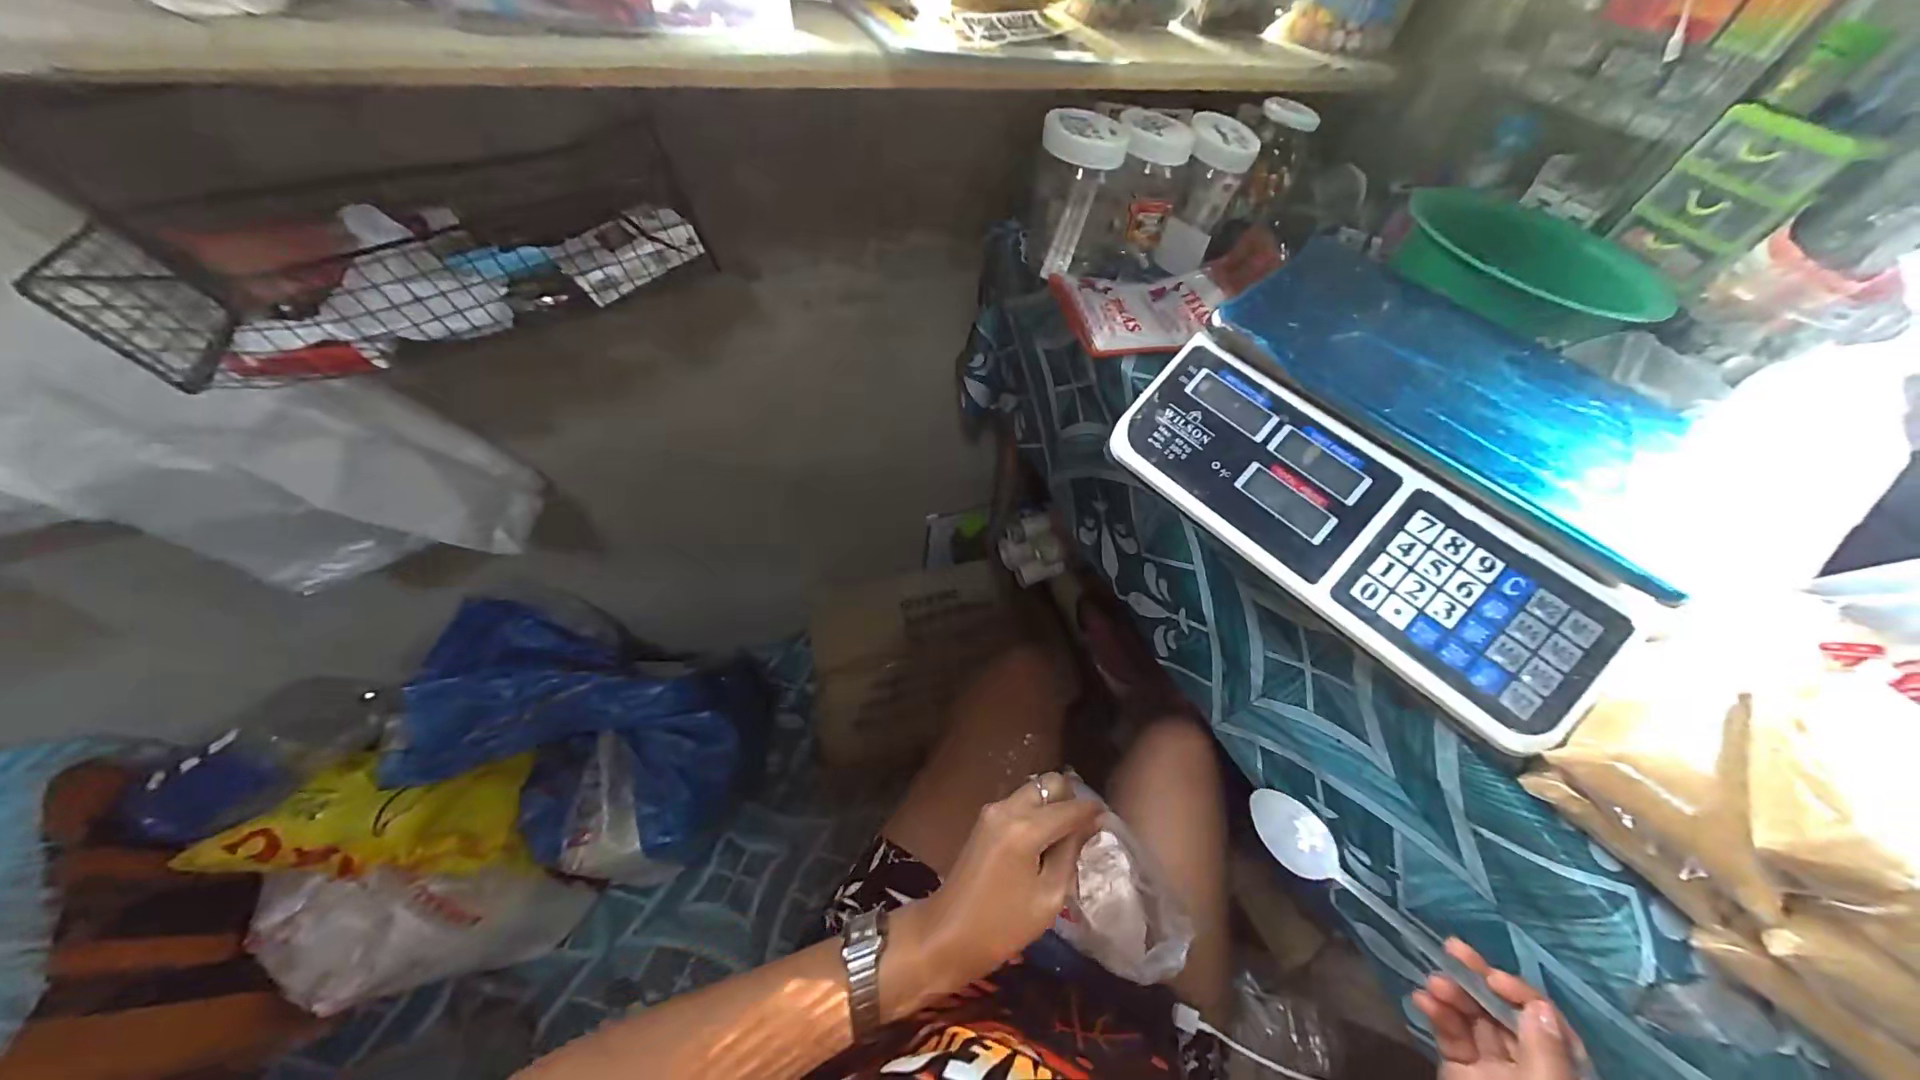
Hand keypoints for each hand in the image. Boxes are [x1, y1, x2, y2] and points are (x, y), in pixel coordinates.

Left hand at [912, 772, 1101, 993]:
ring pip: (1034, 790)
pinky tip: (1044, 843)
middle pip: (1050, 783)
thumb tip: (1089, 825)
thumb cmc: (1002, 926)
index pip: (1071, 806)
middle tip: (1084, 830)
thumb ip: (1070, 853)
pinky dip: (1036, 813)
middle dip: (1070, 800)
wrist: (946, 935)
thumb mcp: (1048, 897)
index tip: (1109, 822)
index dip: (1093, 812)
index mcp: (1025, 827)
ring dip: (1052, 805)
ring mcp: (992, 811)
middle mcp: (1008, 808)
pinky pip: (1020, 803)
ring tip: (1066, 840)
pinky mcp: (984, 820)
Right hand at [1411, 939, 1582, 1079]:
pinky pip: (1449, 1036)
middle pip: (1505, 1014)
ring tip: (1432, 985)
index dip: (1520, 992)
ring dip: (1452, 995)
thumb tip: (1537, 1006)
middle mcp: (1529, 1067)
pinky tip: (1421, 1000)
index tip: (1489, 974)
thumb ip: (1546, 1056)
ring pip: (1473, 1020)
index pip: (1546, 1021)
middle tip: (1450, 949)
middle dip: (1477, 981)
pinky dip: (1435, 1014)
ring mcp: (1493, 1070)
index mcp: (1562, 1073)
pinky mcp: (1459, 1073)